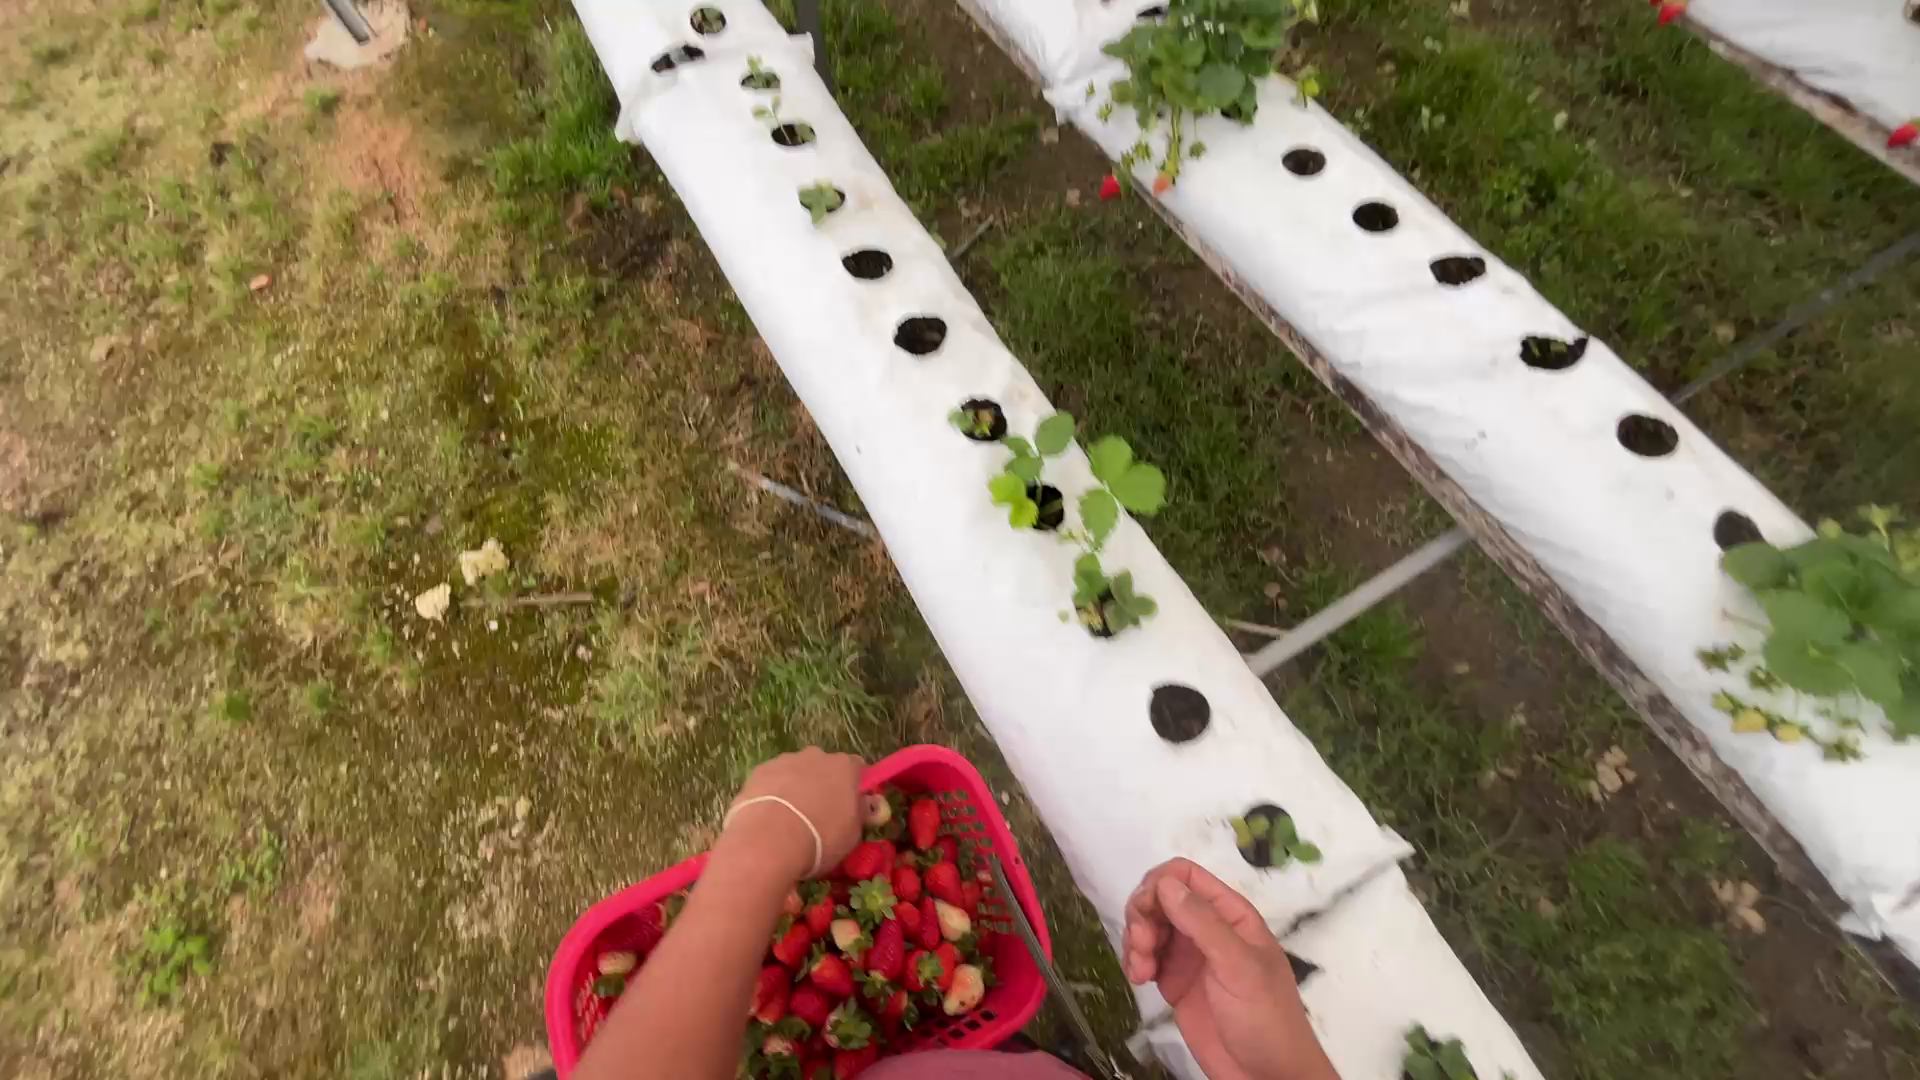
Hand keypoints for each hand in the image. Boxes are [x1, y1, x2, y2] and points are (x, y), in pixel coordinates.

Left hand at [722, 748, 865, 880]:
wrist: (769, 840)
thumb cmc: (821, 838)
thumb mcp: (853, 834)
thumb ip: (861, 813)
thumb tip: (867, 804)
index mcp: (845, 767)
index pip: (858, 768)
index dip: (855, 786)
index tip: (851, 806)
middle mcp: (817, 756)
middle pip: (825, 766)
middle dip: (823, 784)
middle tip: (818, 814)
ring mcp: (786, 760)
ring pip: (796, 771)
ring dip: (796, 787)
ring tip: (789, 820)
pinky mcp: (759, 771)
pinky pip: (772, 780)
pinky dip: (772, 793)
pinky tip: (769, 817)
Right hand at [1123, 859, 1335, 1079]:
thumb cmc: (1265, 1018)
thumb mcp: (1239, 966)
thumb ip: (1202, 922)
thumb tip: (1164, 883)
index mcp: (1228, 914)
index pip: (1185, 875)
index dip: (1160, 883)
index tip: (1147, 908)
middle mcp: (1205, 926)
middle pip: (1160, 897)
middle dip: (1143, 913)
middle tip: (1141, 943)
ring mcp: (1188, 954)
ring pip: (1148, 924)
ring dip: (1135, 938)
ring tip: (1139, 969)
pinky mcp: (1173, 980)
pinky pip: (1145, 955)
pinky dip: (1134, 960)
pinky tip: (1138, 978)